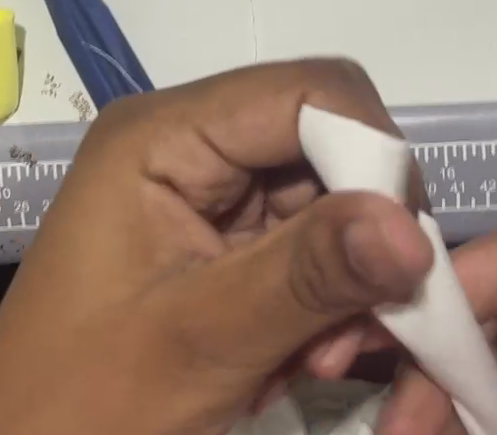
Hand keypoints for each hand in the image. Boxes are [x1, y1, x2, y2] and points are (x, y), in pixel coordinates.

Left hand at [0, 60, 434, 434]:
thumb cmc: (83, 406)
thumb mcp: (200, 342)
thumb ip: (308, 275)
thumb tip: (413, 230)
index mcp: (162, 133)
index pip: (302, 92)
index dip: (370, 152)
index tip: (404, 248)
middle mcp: (186, 138)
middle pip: (319, 137)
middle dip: (358, 224)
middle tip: (363, 323)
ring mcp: (202, 184)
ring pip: (321, 192)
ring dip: (343, 273)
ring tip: (319, 356)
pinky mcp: (215, 230)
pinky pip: (300, 237)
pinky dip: (321, 292)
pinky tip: (301, 353)